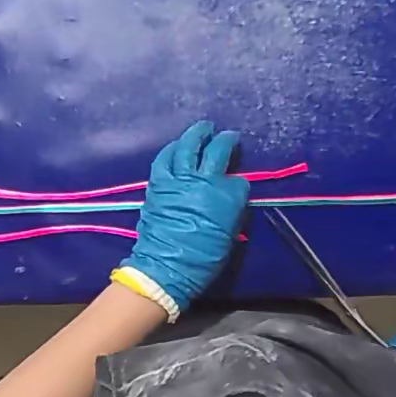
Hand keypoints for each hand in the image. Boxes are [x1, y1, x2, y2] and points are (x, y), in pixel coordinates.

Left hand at [119, 121, 250, 314]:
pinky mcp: (158, 184)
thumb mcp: (228, 236)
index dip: (237, 182)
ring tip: (202, 129)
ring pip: (186, 148)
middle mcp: (203, 182)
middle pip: (214, 152)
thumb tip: (228, 195)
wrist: (166, 267)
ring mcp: (178, 180)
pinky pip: (165, 160)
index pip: (237, 181)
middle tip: (226, 134)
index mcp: (226, 198)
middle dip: (223, 140)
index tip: (237, 181)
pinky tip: (176, 146)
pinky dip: (171, 151)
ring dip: (195, 136)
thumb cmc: (202, 259)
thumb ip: (229, 210)